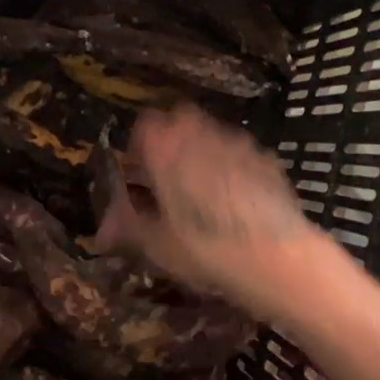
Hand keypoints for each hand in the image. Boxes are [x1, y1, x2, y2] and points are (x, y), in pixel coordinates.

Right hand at [95, 104, 326, 315]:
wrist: (278, 258)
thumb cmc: (205, 248)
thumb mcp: (157, 244)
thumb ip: (126, 227)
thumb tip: (101, 232)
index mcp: (165, 146)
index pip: (143, 125)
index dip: (140, 147)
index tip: (139, 173)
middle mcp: (200, 132)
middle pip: (179, 122)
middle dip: (172, 142)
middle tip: (168, 179)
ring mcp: (238, 141)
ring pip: (211, 134)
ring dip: (203, 152)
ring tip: (203, 192)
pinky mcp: (266, 157)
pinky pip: (240, 153)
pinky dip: (233, 167)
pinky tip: (236, 201)